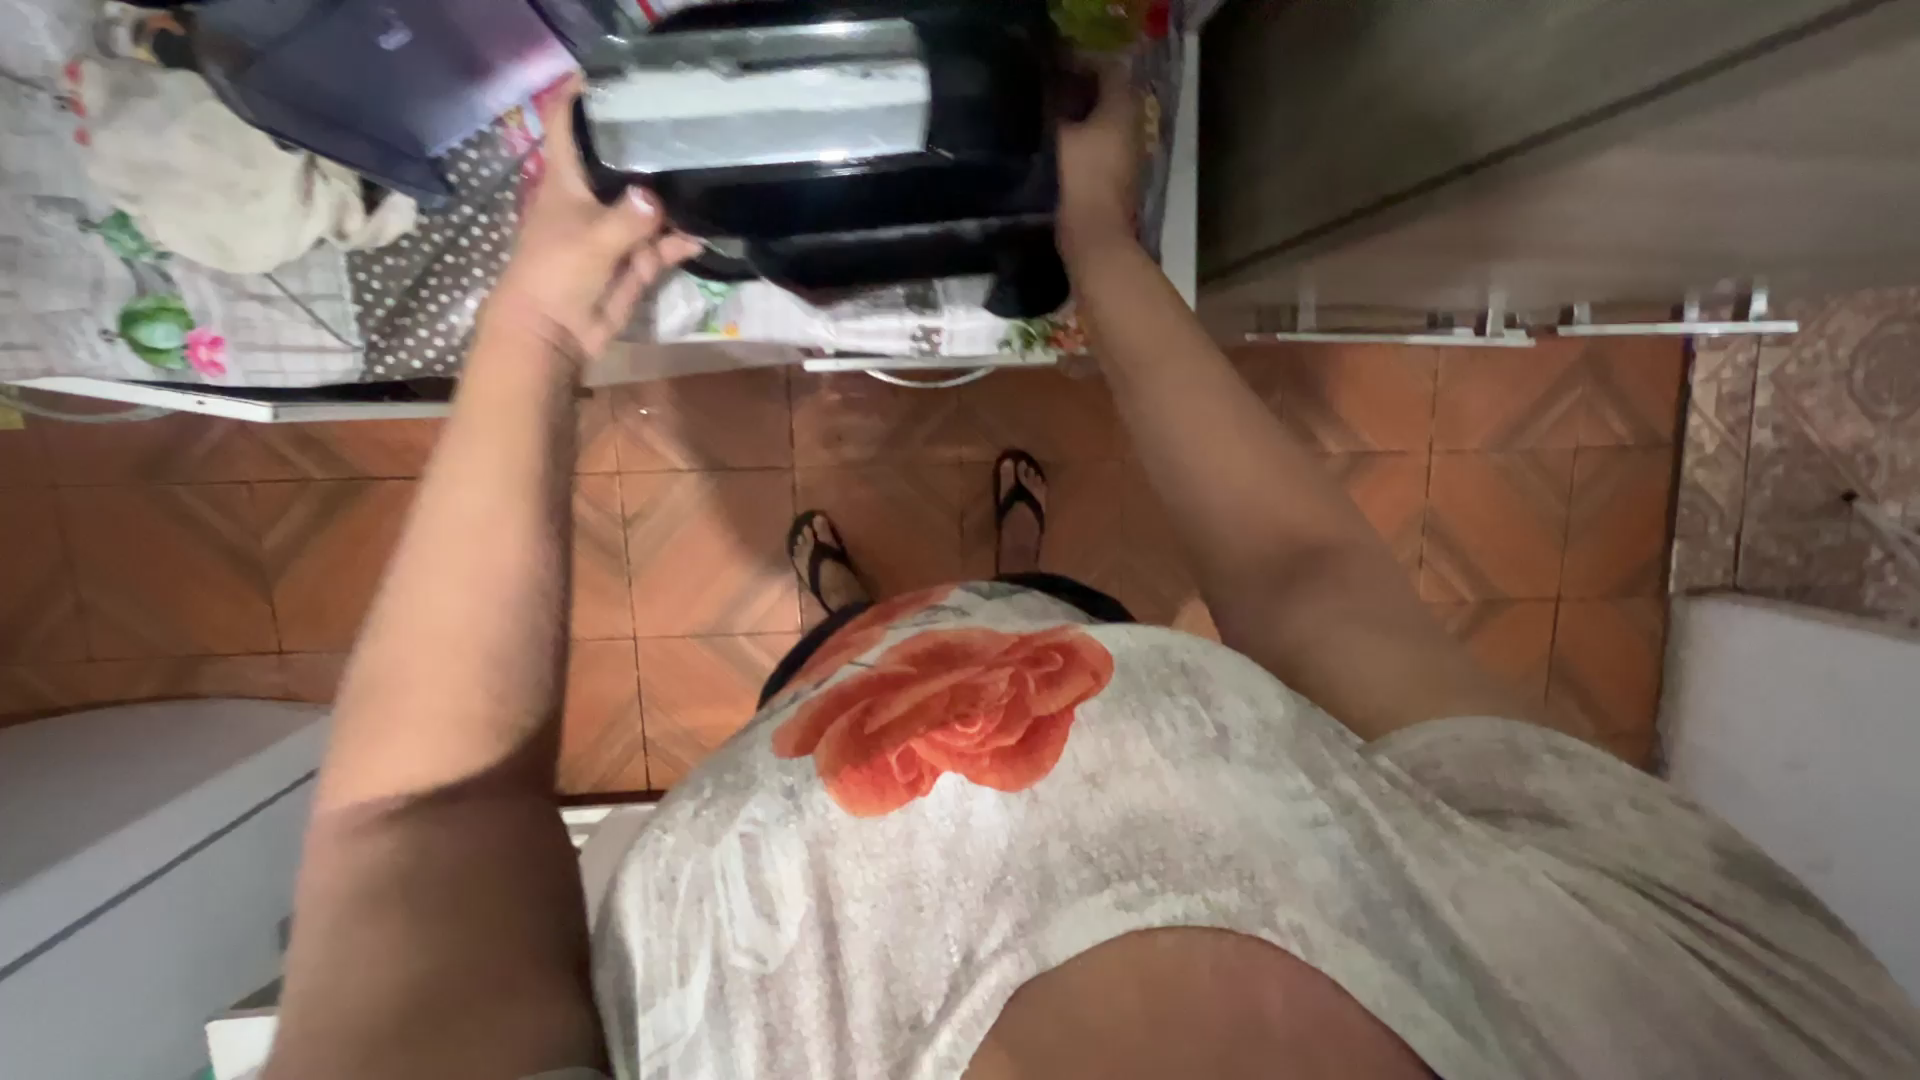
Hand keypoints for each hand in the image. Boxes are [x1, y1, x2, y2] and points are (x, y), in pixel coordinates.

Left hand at [482, 77, 701, 363]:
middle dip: (648, 145)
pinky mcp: (636, 262)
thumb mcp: (591, 240)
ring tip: (710, 174)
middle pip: (621, 162)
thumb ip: (627, 218)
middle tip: (687, 123)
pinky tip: (708, 230)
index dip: (584, 96)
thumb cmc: (556, 273)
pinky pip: (665, 246)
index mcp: (568, 180)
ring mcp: (618, 232)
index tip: (617, 76)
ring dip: (676, 198)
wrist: (555, 331)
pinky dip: (684, 241)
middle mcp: (594, 199)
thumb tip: (657, 198)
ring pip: (651, 206)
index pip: (568, 123)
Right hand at [1056, 63, 1141, 264]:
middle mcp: (1134, 128)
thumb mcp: (1059, 138)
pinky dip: (1089, 149)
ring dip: (1087, 124)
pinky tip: (1066, 156)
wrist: (1096, 237)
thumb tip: (1050, 100)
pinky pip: (1106, 154)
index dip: (1082, 65)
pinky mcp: (1123, 185)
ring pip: (1109, 128)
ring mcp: (1132, 159)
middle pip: (1112, 99)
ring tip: (1056, 125)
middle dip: (1085, 96)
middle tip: (1054, 97)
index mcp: (1121, 108)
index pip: (1108, 70)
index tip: (1056, 70)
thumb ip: (1055, 112)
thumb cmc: (1079, 179)